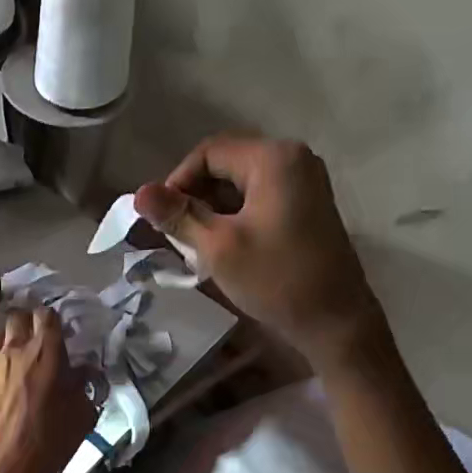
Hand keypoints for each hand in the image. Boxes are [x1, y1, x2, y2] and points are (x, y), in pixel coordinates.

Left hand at [0, 308, 95, 472]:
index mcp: (47, 352)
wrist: (1, 466)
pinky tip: (0, 379)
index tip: (57, 331)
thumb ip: (83, 387)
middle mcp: (16, 349)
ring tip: (15, 355)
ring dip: (7, 338)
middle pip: (18, 317)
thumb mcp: (82, 417)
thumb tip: (82, 372)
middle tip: (36, 339)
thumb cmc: (48, 442)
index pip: (47, 316)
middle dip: (28, 322)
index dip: (52, 320)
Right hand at [135, 134, 388, 367]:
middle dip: (194, 196)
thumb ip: (178, 217)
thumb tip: (138, 193)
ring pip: (241, 185)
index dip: (177, 181)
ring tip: (194, 245)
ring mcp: (304, 183)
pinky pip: (259, 200)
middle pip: (226, 165)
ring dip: (212, 209)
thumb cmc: (274, 279)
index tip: (160, 218)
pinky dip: (235, 217)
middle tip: (174, 234)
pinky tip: (221, 247)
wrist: (332, 320)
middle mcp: (293, 159)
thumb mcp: (218, 248)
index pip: (209, 152)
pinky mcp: (306, 207)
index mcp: (273, 159)